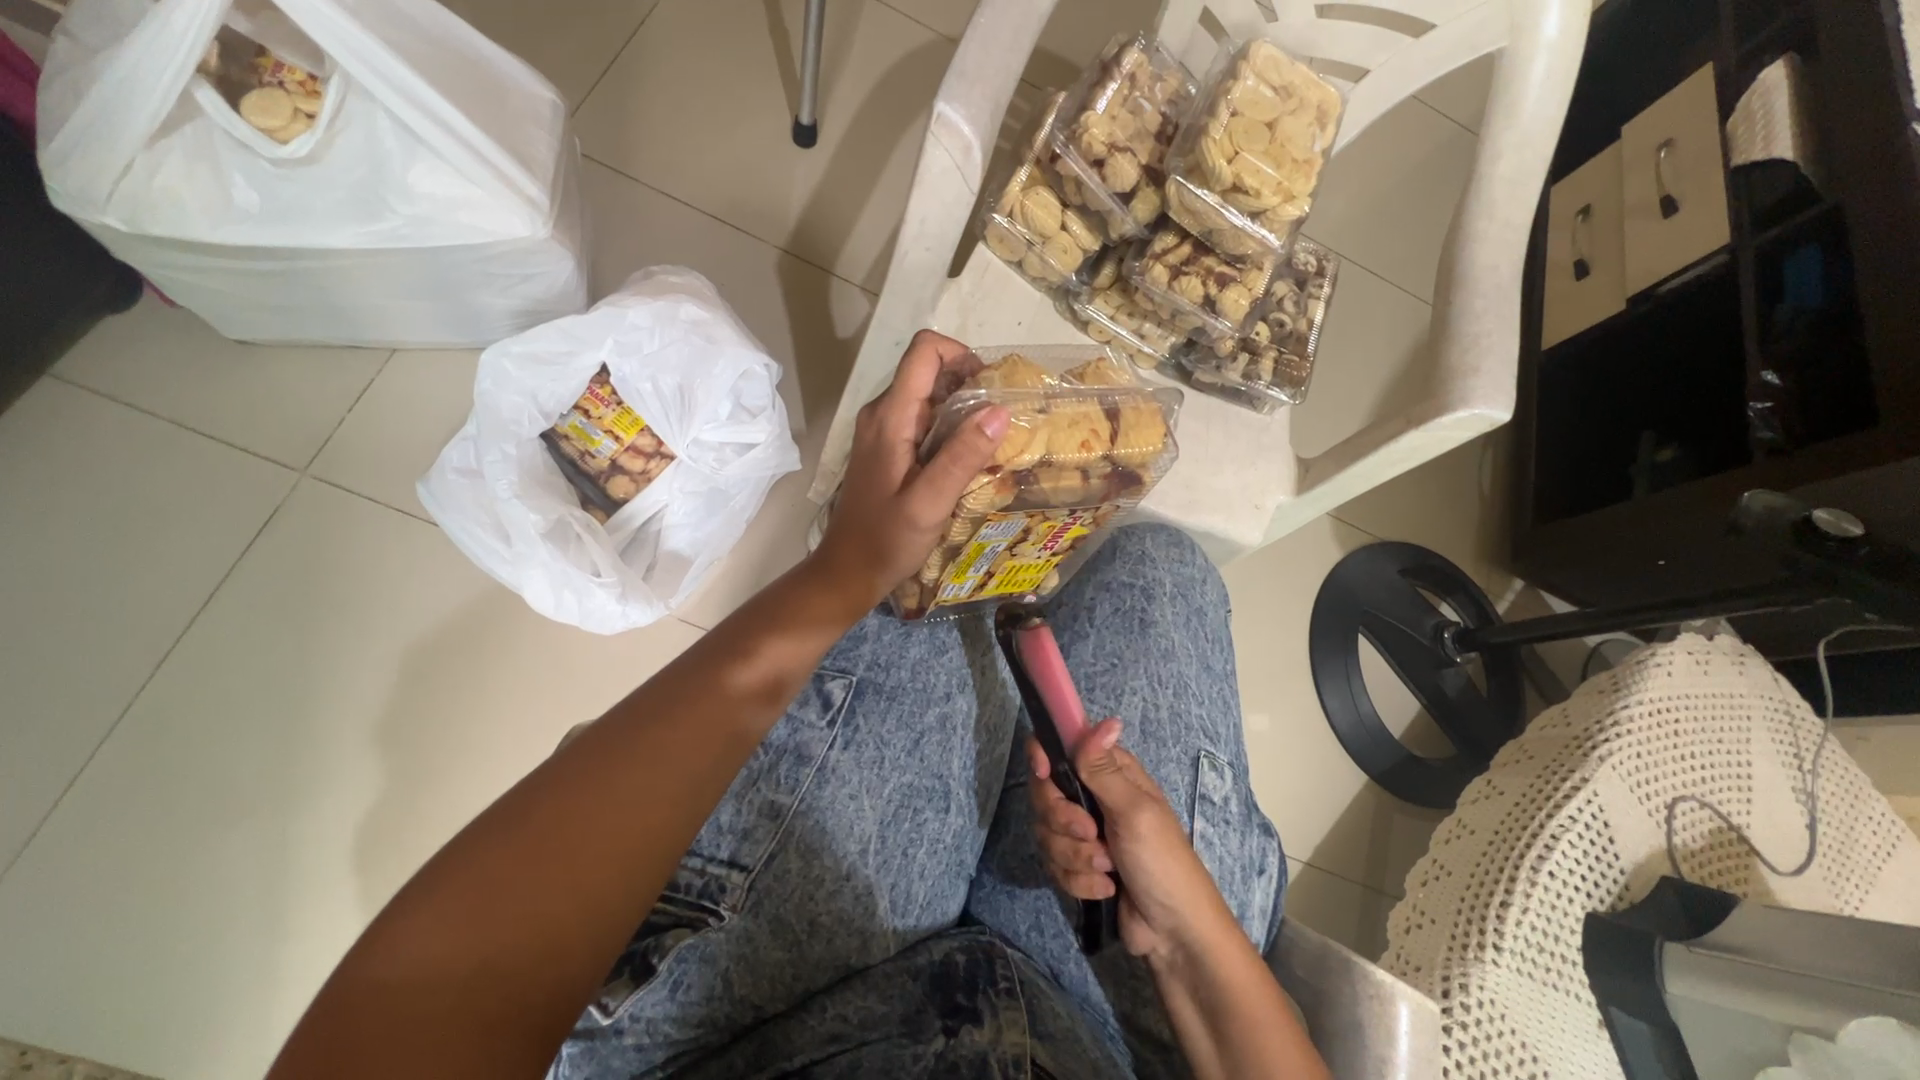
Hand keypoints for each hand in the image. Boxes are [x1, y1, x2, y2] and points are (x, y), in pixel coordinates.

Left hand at [811, 330, 1008, 607]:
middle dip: (969, 384)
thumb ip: (962, 456)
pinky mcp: (888, 448)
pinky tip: (966, 460)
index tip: (991, 390)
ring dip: (962, 408)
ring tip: (989, 443)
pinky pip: (923, 420)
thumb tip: (1000, 410)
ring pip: (929, 395)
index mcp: (890, 417)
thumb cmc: (886, 541)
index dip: (962, 355)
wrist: (848, 571)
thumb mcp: (929, 503)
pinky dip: (949, 428)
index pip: (924, 351)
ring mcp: (883, 430)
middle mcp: (883, 413)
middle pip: (929, 369)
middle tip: (999, 422)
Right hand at [1027, 719, 1242, 961]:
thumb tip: (1107, 718)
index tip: (1044, 776)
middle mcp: (1093, 796)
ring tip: (1108, 870)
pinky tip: (1104, 889)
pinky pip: (1053, 864)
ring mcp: (1084, 833)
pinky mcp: (1078, 865)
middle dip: (1063, 822)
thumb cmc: (1162, 862)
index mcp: (1111, 773)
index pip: (1061, 747)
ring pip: (1046, 833)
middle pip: (1044, 793)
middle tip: (1093, 836)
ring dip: (1075, 857)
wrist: (1172, 932)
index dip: (1044, 758)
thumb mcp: (1135, 811)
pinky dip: (1077, 880)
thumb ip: (1104, 769)